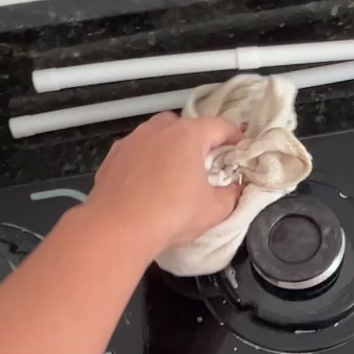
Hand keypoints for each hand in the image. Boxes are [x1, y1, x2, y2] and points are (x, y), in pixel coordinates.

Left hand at [85, 112, 242, 254]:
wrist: (117, 228)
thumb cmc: (171, 215)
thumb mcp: (214, 210)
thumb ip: (232, 195)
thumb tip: (236, 189)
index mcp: (188, 136)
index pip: (220, 126)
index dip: (235, 137)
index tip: (240, 150)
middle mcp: (158, 130)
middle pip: (185, 125)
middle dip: (199, 140)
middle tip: (206, 163)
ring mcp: (132, 141)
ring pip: (157, 135)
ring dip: (170, 148)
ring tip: (175, 172)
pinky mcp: (112, 157)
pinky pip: (137, 151)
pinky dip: (146, 160)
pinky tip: (148, 183)